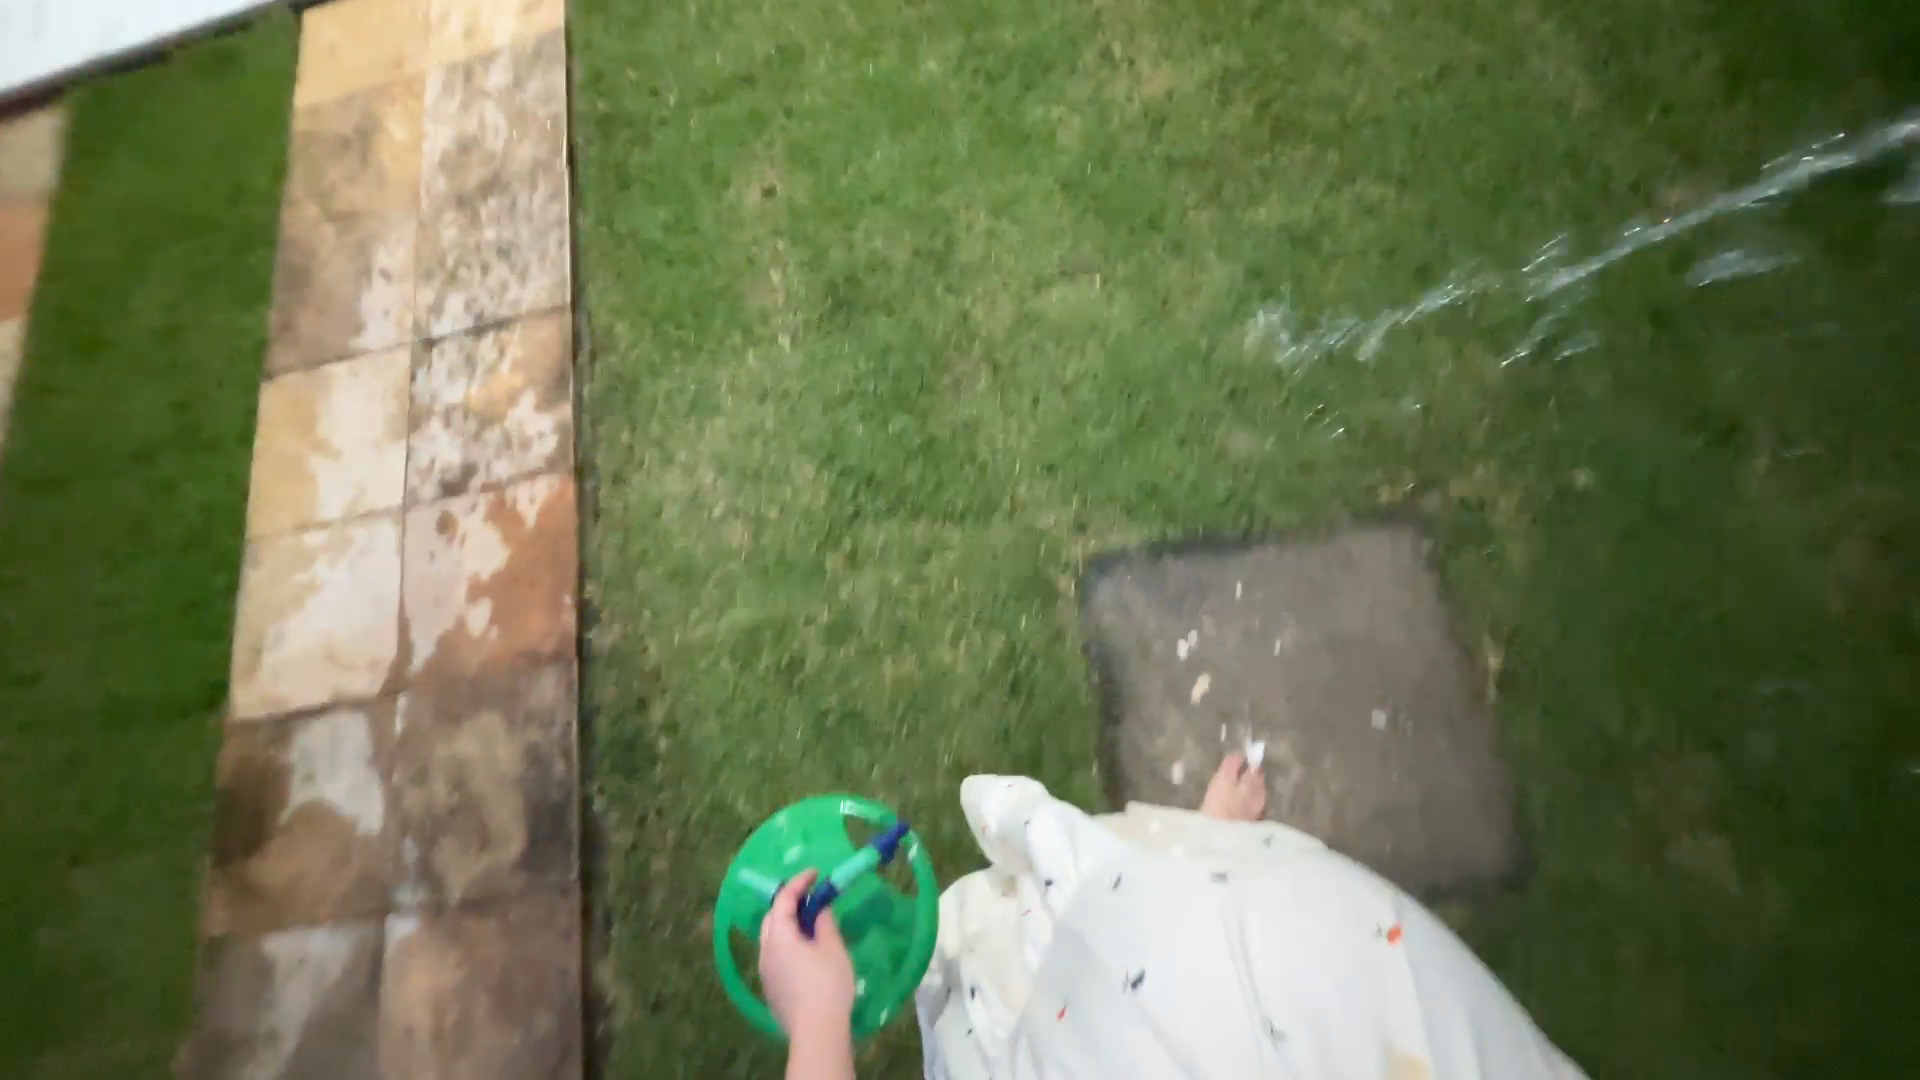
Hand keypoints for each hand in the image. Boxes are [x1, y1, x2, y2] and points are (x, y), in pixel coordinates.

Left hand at [760, 869, 857, 1040]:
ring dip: (787, 923)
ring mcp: (765, 972)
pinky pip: (775, 954)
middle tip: (811, 895)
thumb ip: (824, 922)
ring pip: (772, 937)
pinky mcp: (771, 988)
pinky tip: (805, 949)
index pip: (783, 899)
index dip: (799, 882)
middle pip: (772, 917)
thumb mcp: (832, 947)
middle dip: (789, 902)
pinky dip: (787, 942)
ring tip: (810, 921)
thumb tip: (819, 909)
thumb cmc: (827, 984)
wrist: (817, 1032)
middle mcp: (765, 951)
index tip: (816, 873)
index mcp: (779, 936)